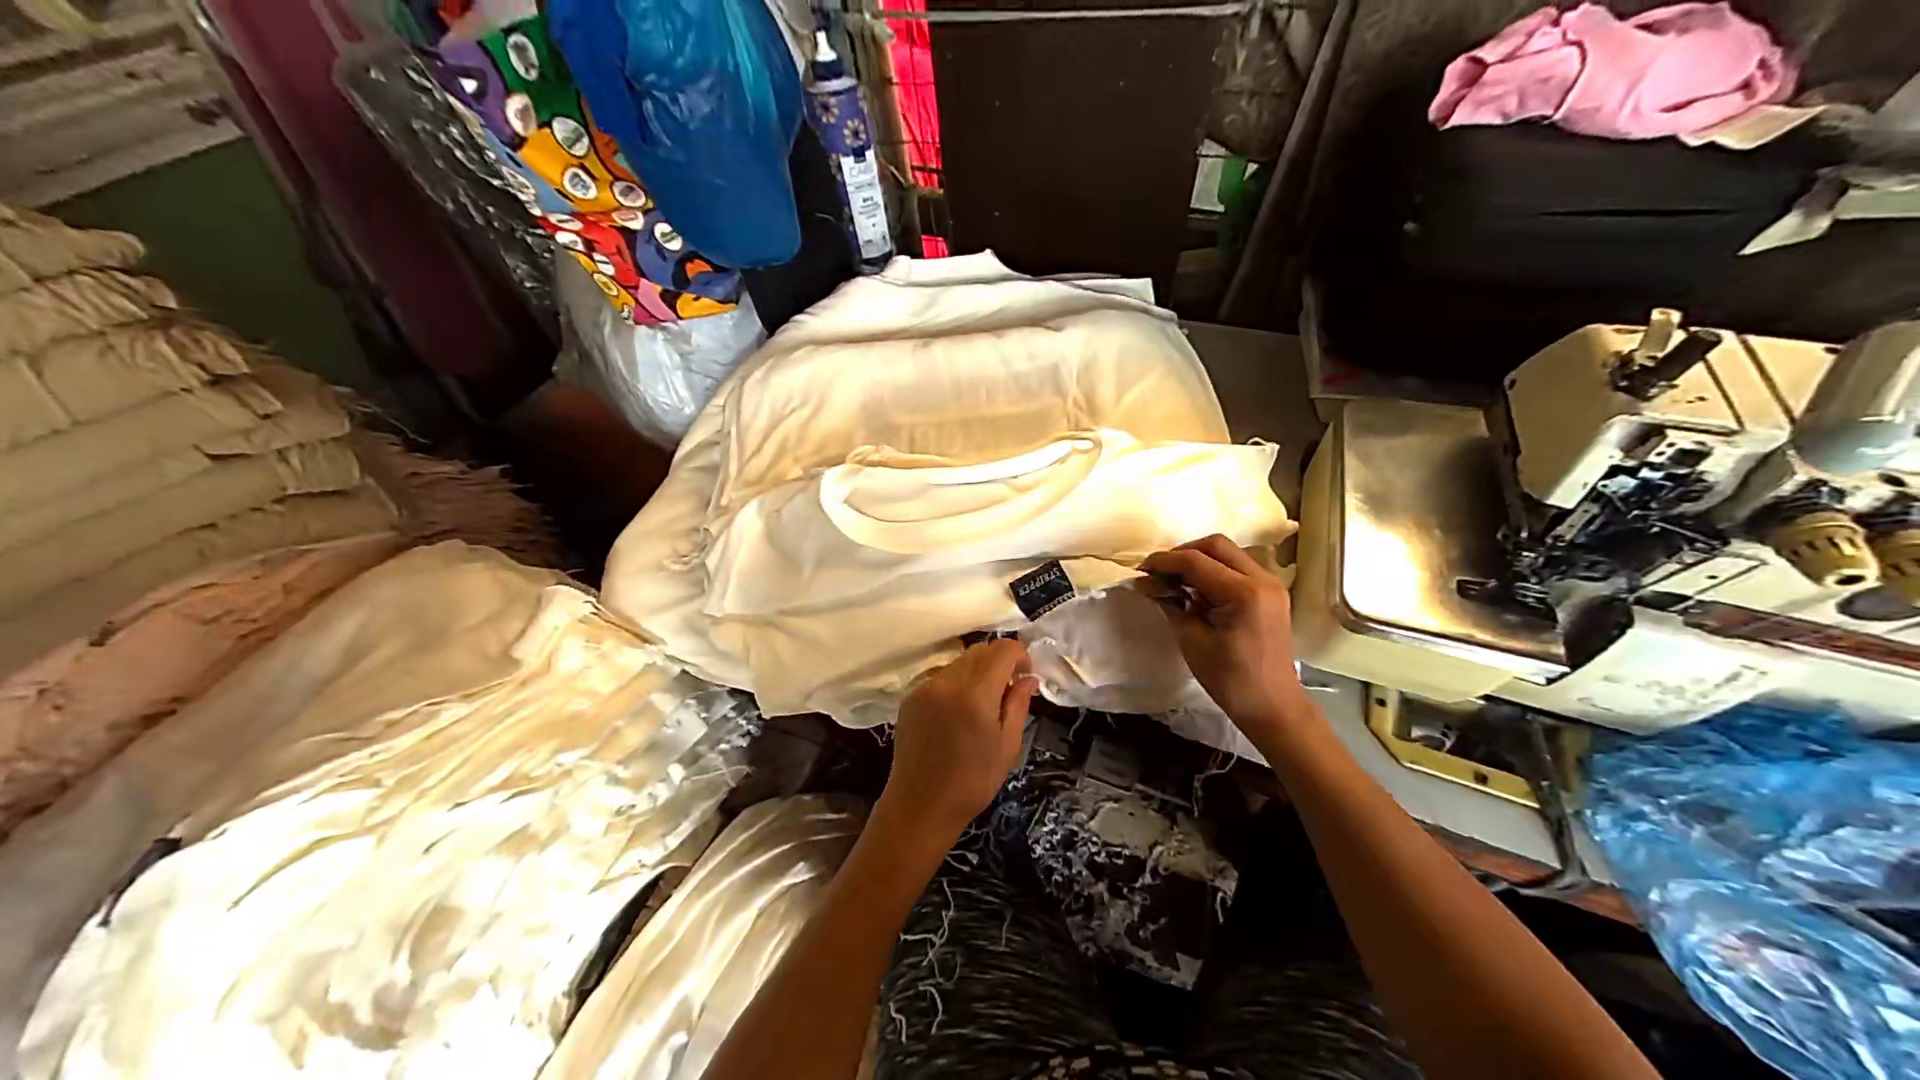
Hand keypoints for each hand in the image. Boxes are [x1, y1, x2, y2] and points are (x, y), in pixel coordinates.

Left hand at [878, 639, 1037, 844]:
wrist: (921, 805)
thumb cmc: (972, 782)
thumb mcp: (1007, 746)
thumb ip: (1018, 705)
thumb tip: (1028, 678)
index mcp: (975, 694)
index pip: (1002, 649)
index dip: (1020, 656)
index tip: (1025, 675)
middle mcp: (947, 681)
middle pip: (980, 650)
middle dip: (999, 661)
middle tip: (1008, 689)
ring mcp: (925, 687)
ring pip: (959, 661)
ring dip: (977, 670)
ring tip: (983, 702)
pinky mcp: (910, 696)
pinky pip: (941, 676)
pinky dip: (956, 682)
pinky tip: (958, 711)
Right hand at [1138, 534, 1306, 744]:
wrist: (1273, 706)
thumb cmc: (1231, 680)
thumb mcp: (1192, 641)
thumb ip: (1171, 604)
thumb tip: (1147, 583)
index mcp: (1244, 593)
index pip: (1195, 561)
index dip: (1164, 562)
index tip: (1141, 571)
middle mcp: (1262, 580)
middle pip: (1215, 545)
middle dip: (1182, 554)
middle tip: (1159, 573)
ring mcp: (1271, 584)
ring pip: (1228, 552)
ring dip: (1199, 559)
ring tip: (1176, 581)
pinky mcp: (1271, 593)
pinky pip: (1238, 566)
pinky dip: (1214, 569)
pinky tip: (1197, 589)